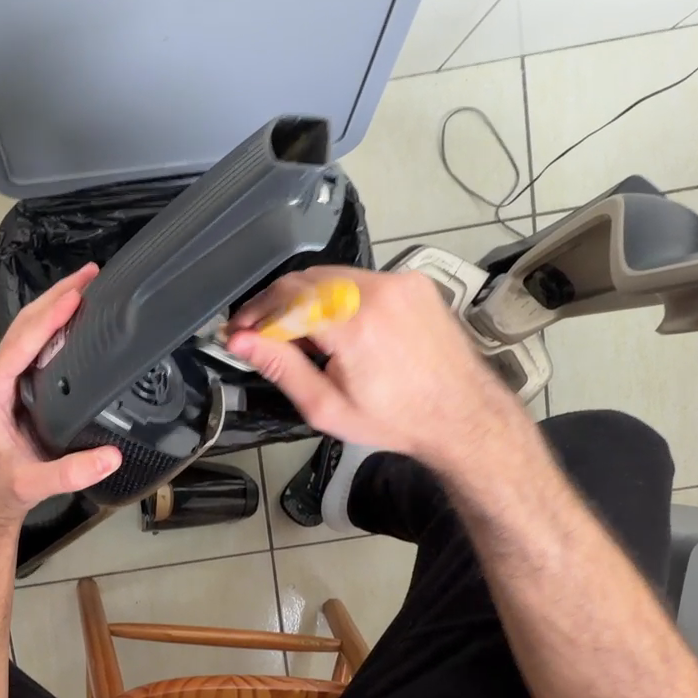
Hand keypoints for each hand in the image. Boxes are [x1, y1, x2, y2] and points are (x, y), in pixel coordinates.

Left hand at [0, 265, 121, 525]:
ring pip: (29, 327)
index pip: (20, 343)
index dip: (48, 318)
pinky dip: (56, 321)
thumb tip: (110, 458)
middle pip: (25, 323)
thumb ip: (70, 473)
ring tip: (89, 283)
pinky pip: (36, 342)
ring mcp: (7, 377)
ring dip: (56, 301)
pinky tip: (77, 314)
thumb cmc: (6, 486)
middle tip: (91, 274)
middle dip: (56, 295)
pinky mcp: (18, 382)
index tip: (74, 298)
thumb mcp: (35, 483)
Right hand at [226, 266, 519, 468]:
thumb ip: (281, 367)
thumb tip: (239, 341)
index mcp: (355, 324)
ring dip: (303, 301)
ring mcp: (399, 281)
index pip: (285, 300)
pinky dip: (335, 298)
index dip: (253, 315)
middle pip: (304, 281)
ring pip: (329, 277)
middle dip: (274, 306)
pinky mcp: (412, 280)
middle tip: (257, 335)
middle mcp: (378, 291)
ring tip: (296, 337)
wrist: (461, 414)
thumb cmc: (393, 420)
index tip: (235, 333)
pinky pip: (357, 280)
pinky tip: (332, 329)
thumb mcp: (326, 406)